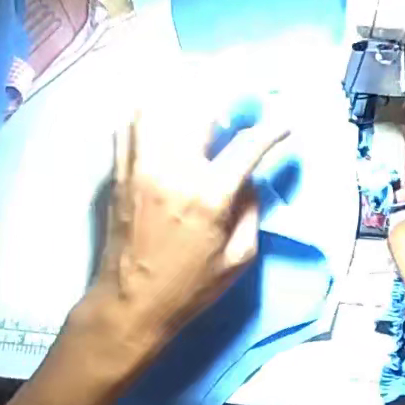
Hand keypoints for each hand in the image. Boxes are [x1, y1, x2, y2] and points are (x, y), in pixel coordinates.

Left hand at [61, 107, 286, 382]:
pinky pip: (129, 126)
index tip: (285, 123)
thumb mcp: (240, 259)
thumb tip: (248, 179)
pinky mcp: (118, 172)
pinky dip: (150, 114)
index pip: (246, 146)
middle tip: (239, 107)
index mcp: (209, 196)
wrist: (130, 303)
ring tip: (201, 109)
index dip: (272, 130)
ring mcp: (140, 167)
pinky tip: (164, 121)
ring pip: (160, 109)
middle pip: (200, 112)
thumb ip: (250, 211)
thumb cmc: (190, 287)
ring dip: (185, 102)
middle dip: (226, 102)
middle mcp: (173, 171)